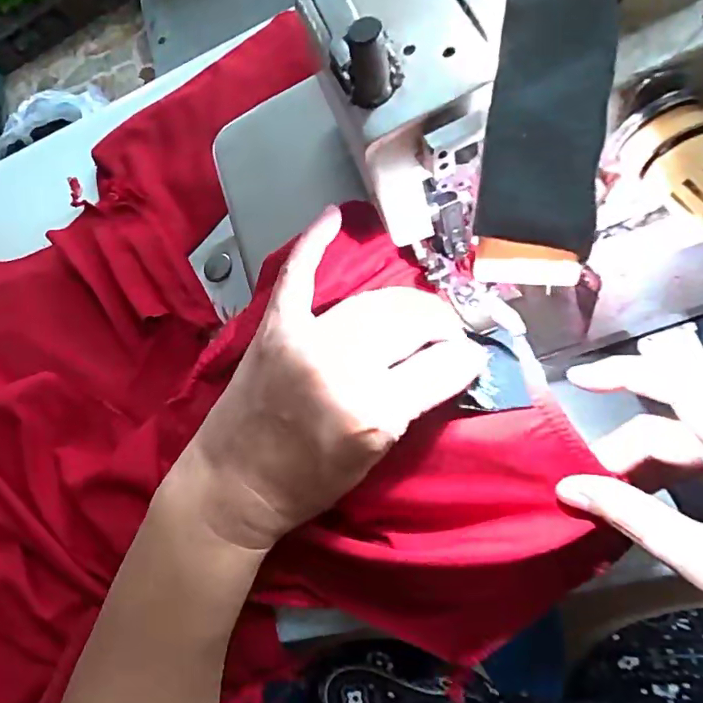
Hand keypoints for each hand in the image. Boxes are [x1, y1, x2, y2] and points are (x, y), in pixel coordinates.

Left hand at [184, 207, 485, 550]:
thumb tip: (453, 362)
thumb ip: (413, 405)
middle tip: (445, 334)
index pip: (445, 364)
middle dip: (441, 325)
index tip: (470, 357)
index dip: (465, 359)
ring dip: (403, 302)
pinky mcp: (272, 328)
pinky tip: (332, 218)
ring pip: (373, 300)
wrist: (232, 483)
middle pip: (412, 321)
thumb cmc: (306, 484)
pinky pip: (297, 275)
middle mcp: (341, 368)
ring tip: (416, 313)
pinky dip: (313, 243)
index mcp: (373, 412)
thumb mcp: (375, 457)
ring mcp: (303, 340)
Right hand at [557, 350, 702, 685]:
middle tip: (592, 492)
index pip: (687, 385)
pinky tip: (676, 496)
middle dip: (632, 450)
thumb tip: (570, 488)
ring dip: (661, 460)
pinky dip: (696, 465)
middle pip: (688, 420)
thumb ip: (637, 519)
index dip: (624, 373)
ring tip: (627, 498)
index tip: (573, 381)